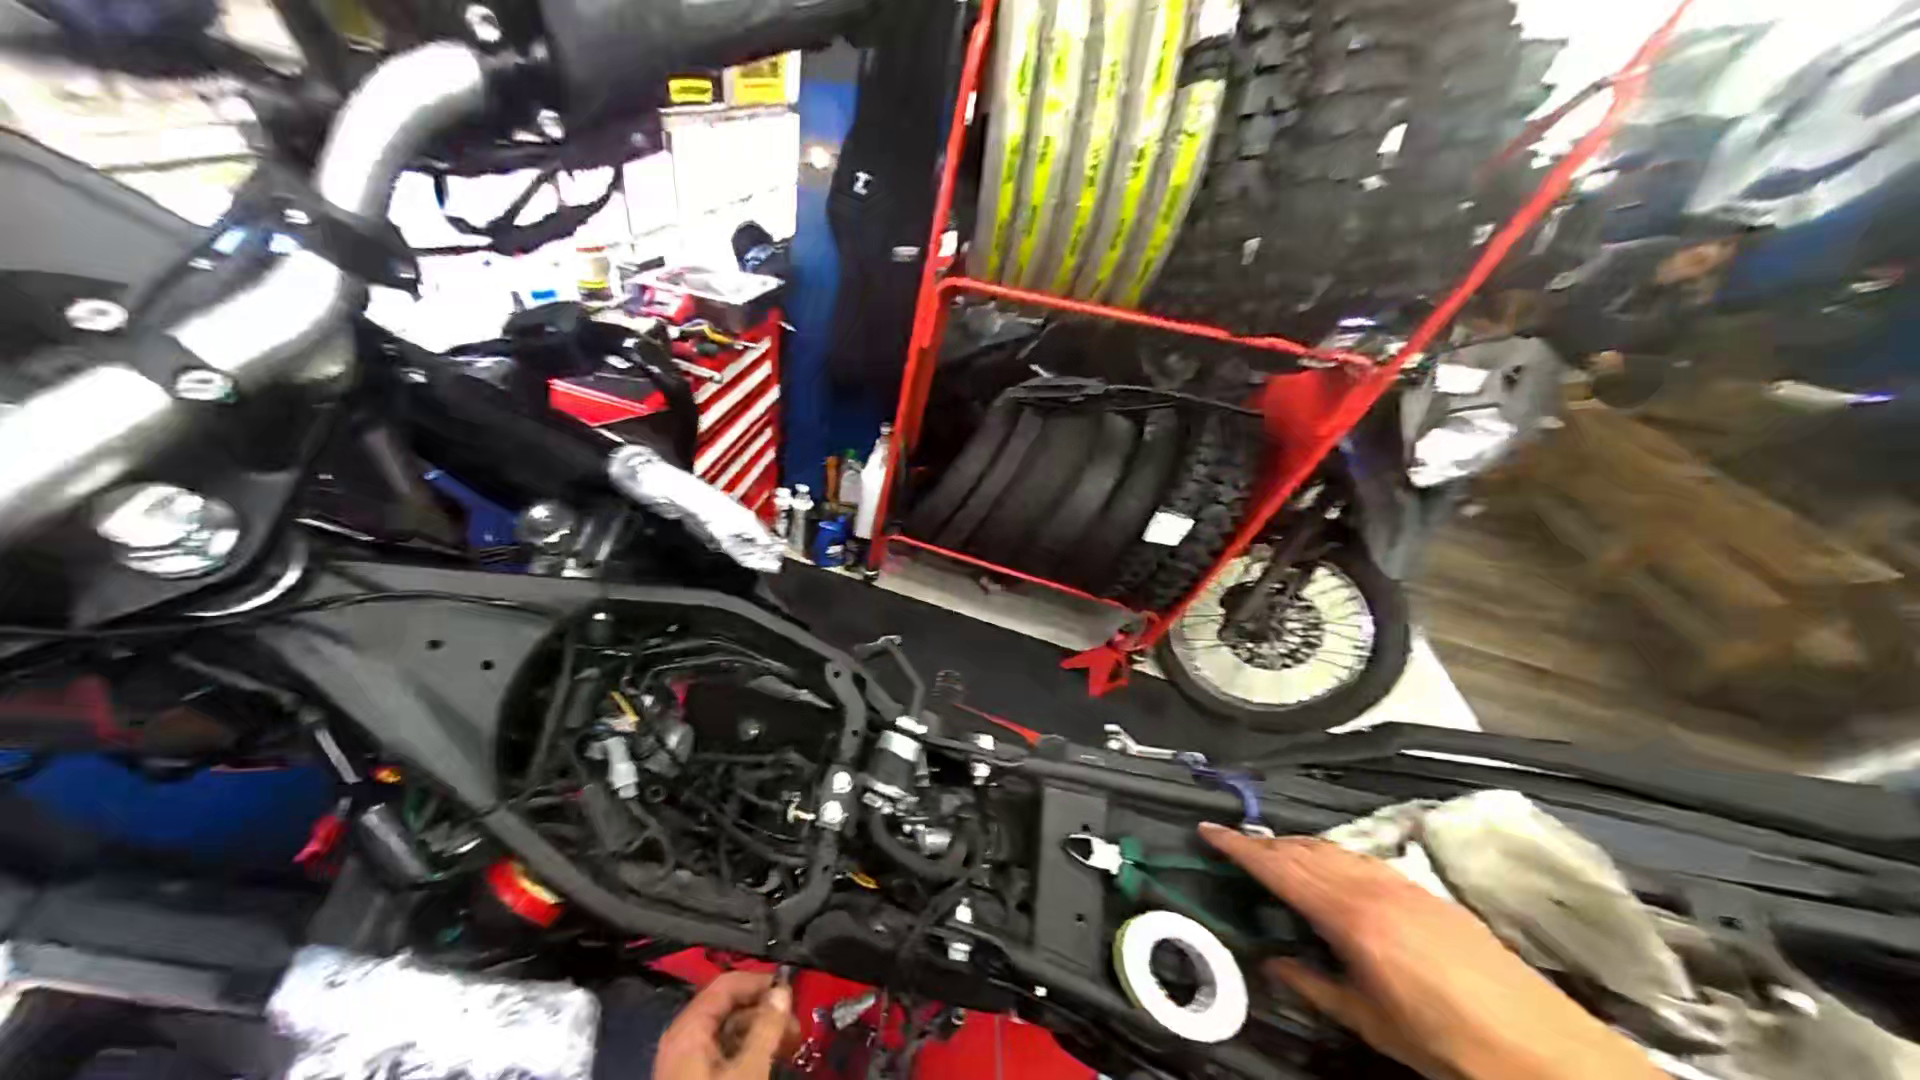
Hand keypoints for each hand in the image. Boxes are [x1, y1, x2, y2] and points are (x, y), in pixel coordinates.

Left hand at [653, 971, 799, 1079]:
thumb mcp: (748, 1072)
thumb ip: (767, 1027)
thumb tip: (782, 991)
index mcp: (689, 1029)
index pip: (727, 984)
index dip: (760, 982)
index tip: (791, 991)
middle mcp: (682, 1040)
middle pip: (728, 1007)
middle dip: (764, 1011)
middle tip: (795, 1026)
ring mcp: (684, 1064)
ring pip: (727, 1032)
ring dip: (759, 1032)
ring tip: (788, 1046)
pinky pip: (721, 1054)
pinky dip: (747, 1051)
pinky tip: (768, 1062)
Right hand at [1199, 824, 1661, 1079]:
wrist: (1547, 1051)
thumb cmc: (1446, 1042)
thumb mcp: (1370, 1020)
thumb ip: (1313, 985)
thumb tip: (1271, 963)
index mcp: (1351, 917)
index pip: (1280, 868)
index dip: (1240, 848)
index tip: (1208, 831)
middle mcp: (1372, 886)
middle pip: (1304, 850)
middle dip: (1264, 844)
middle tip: (1234, 848)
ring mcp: (1402, 883)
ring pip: (1333, 849)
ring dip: (1297, 848)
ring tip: (1275, 858)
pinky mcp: (1425, 892)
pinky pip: (1360, 860)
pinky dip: (1330, 858)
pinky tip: (1330, 877)